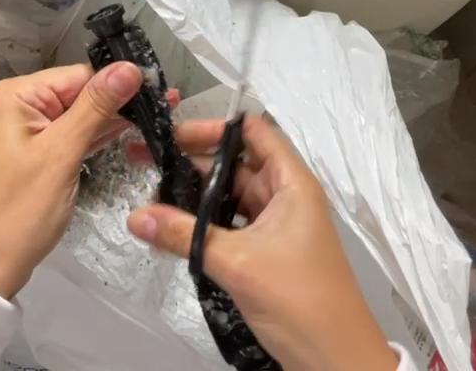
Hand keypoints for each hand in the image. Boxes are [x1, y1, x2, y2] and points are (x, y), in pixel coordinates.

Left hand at [0, 61, 143, 298]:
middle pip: (79, 91)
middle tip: (169, 100)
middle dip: (119, 98)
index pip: (78, 75)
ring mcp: (28, 129)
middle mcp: (20, 104)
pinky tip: (128, 129)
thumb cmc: (20, 209)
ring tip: (158, 112)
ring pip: (78, 113)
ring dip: (112, 117)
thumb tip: (128, 68)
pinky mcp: (37, 151)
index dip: (118, 80)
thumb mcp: (61, 154)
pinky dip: (96, 135)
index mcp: (18, 95)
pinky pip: (71, 134)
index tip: (160, 85)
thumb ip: (96, 108)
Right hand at [127, 117, 396, 370]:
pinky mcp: (268, 251)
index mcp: (290, 183)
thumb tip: (135, 217)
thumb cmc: (299, 301)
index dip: (213, 128)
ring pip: (229, 195)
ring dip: (195, 196)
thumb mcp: (237, 263)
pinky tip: (174, 228)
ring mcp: (277, 224)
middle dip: (191, 162)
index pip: (251, 132)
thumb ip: (184, 236)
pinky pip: (231, 223)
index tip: (173, 136)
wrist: (339, 367)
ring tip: (153, 195)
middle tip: (147, 164)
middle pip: (234, 163)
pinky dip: (205, 223)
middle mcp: (284, 195)